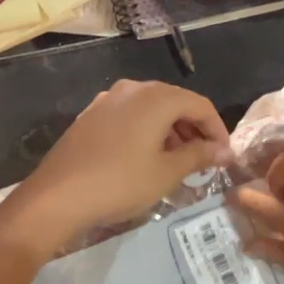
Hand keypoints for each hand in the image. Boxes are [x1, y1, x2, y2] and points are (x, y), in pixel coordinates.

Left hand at [0, 80, 230, 254]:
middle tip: (203, 161)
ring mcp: (107, 99)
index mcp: (155, 97)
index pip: (199, 104)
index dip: (217, 129)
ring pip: (150, 108)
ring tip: (176, 163)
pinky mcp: (91, 114)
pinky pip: (129, 115)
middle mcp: (132, 89)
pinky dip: (146, 130)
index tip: (224, 157)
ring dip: (170, 130)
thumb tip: (223, 150)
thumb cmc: (119, 182)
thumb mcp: (166, 172)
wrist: (58, 194)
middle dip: (193, 129)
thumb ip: (198, 155)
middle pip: (174, 101)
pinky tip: (145, 157)